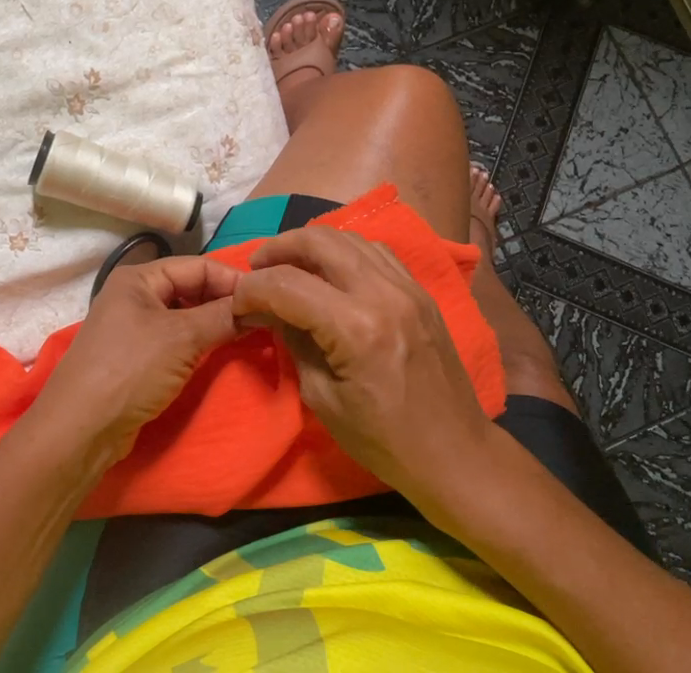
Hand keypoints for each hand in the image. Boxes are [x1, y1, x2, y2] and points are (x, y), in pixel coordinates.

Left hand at [29, 256, 244, 462]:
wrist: (83, 428)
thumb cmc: (131, 370)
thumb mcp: (183, 338)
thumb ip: (223, 316)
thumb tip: (260, 305)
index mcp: (139, 278)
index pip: (198, 266)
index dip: (232, 280)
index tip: (268, 299)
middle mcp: (134, 295)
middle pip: (191, 288)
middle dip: (225, 302)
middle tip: (263, 319)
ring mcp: (134, 327)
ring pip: (185, 315)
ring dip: (214, 324)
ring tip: (250, 335)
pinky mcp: (137, 357)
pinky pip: (176, 340)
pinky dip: (199, 343)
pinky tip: (221, 353)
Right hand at [232, 228, 493, 508]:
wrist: (454, 452)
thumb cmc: (382, 439)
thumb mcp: (322, 397)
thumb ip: (293, 341)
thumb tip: (264, 310)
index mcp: (356, 328)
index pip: (287, 285)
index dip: (252, 289)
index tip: (236, 302)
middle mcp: (383, 294)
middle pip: (319, 242)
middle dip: (278, 249)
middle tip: (255, 268)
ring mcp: (407, 288)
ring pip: (349, 239)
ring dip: (311, 245)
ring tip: (287, 265)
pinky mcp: (420, 291)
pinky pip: (376, 252)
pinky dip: (344, 251)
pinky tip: (329, 271)